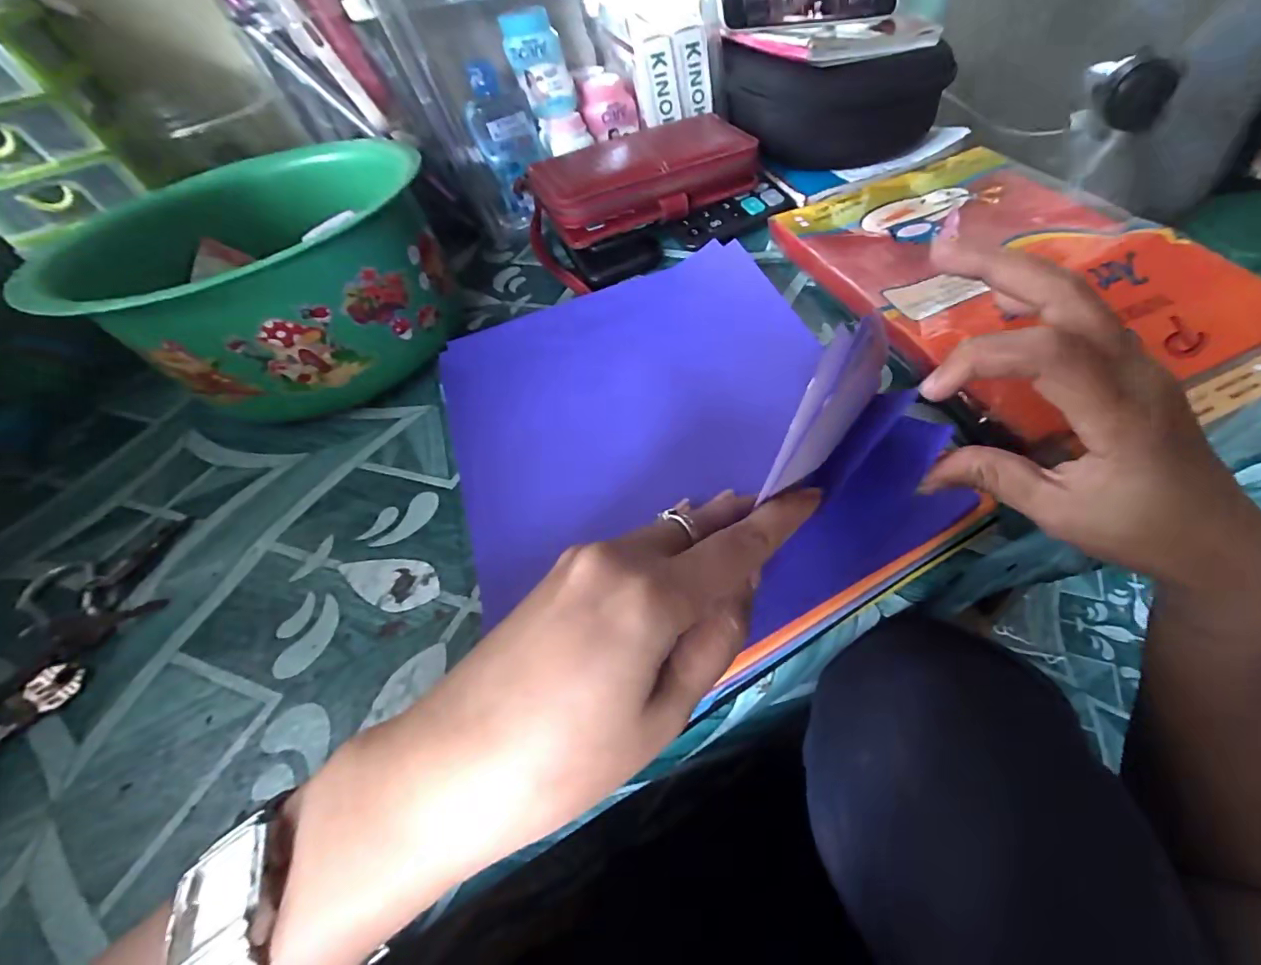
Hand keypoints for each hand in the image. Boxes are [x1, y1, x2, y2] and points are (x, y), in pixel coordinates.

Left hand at [270, 489, 821, 964]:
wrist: (451, 765)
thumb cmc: (568, 761)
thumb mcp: (661, 716)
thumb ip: (709, 643)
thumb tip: (731, 590)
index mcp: (651, 595)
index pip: (734, 547)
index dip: (777, 521)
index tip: (809, 495)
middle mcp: (616, 558)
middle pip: (694, 529)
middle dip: (733, 526)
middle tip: (764, 531)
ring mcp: (579, 560)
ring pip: (659, 537)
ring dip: (694, 545)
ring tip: (715, 567)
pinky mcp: (556, 574)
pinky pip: (627, 552)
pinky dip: (659, 559)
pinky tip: (662, 585)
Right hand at [916, 232, 1260, 602]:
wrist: (1217, 536)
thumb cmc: (1141, 530)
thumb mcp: (1061, 512)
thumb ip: (994, 476)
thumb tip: (927, 468)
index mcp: (1120, 409)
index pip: (1044, 352)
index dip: (978, 358)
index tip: (932, 393)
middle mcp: (1132, 368)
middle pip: (1066, 292)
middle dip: (998, 265)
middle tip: (939, 249)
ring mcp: (1136, 359)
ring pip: (1075, 291)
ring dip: (1014, 268)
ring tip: (958, 255)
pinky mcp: (1130, 362)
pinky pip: (1079, 311)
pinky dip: (1032, 292)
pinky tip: (999, 295)